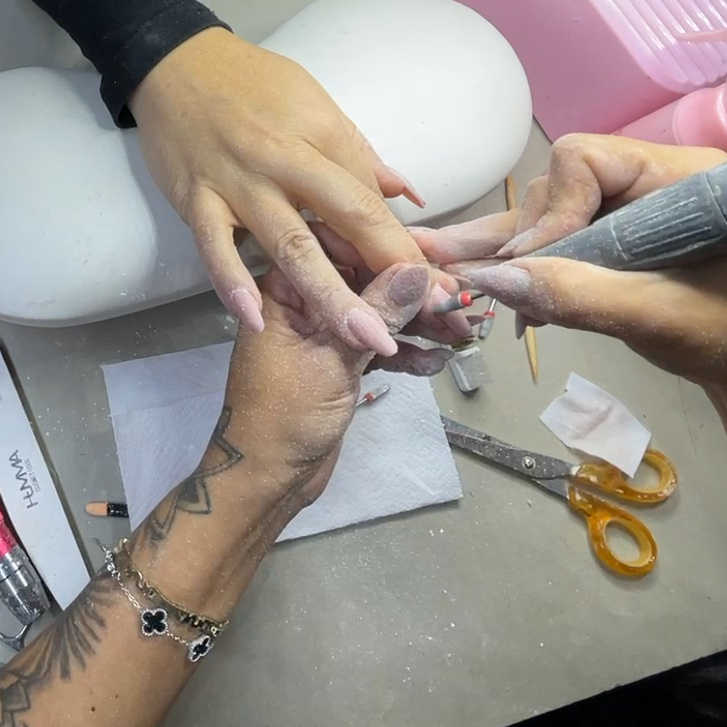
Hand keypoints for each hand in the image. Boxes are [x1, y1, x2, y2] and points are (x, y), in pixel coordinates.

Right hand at [132, 27, 455, 355]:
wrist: (174, 63)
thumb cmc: (250, 82)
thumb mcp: (314, 102)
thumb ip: (358, 154)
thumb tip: (407, 194)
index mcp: (321, 134)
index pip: (370, 197)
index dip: (404, 245)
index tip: (434, 286)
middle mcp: (284, 159)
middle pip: (343, 217)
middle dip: (385, 270)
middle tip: (425, 318)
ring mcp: (238, 183)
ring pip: (287, 242)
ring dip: (327, 292)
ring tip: (359, 337)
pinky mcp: (197, 199)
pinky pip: (215, 247)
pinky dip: (232, 283)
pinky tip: (254, 320)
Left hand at [220, 261, 448, 503]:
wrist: (265, 478)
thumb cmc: (284, 415)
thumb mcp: (334, 359)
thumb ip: (377, 313)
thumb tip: (419, 270)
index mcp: (284, 288)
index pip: (339, 248)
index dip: (387, 254)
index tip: (434, 267)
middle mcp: (303, 303)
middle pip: (365, 281)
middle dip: (412, 294)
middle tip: (459, 308)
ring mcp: (322, 334)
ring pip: (376, 316)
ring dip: (417, 325)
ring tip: (461, 336)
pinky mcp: (338, 362)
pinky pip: (376, 347)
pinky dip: (404, 353)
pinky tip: (436, 361)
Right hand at [410, 135, 726, 390]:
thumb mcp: (658, 318)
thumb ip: (576, 296)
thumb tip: (489, 281)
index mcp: (678, 177)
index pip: (584, 162)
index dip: (551, 210)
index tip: (534, 265)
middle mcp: (644, 181)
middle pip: (553, 190)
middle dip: (527, 242)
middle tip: (504, 291)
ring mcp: (621, 209)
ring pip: (539, 215)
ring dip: (507, 255)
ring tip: (451, 272)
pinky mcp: (605, 237)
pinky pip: (546, 240)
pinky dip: (512, 263)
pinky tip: (468, 271)